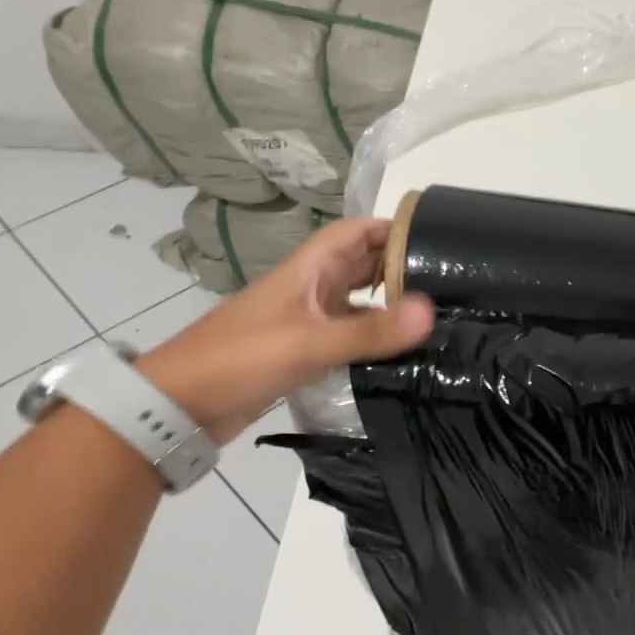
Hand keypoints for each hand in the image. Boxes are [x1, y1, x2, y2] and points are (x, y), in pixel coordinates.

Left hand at [136, 218, 433, 444]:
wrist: (181, 406)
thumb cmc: (240, 360)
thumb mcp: (309, 343)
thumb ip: (370, 330)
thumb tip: (431, 311)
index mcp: (306, 273)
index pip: (354, 234)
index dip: (390, 228)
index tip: (437, 238)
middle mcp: (310, 291)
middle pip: (361, 265)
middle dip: (402, 265)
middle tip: (453, 280)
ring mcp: (307, 323)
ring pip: (359, 301)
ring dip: (393, 303)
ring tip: (440, 315)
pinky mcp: (306, 353)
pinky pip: (352, 335)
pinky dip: (378, 337)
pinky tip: (405, 351)